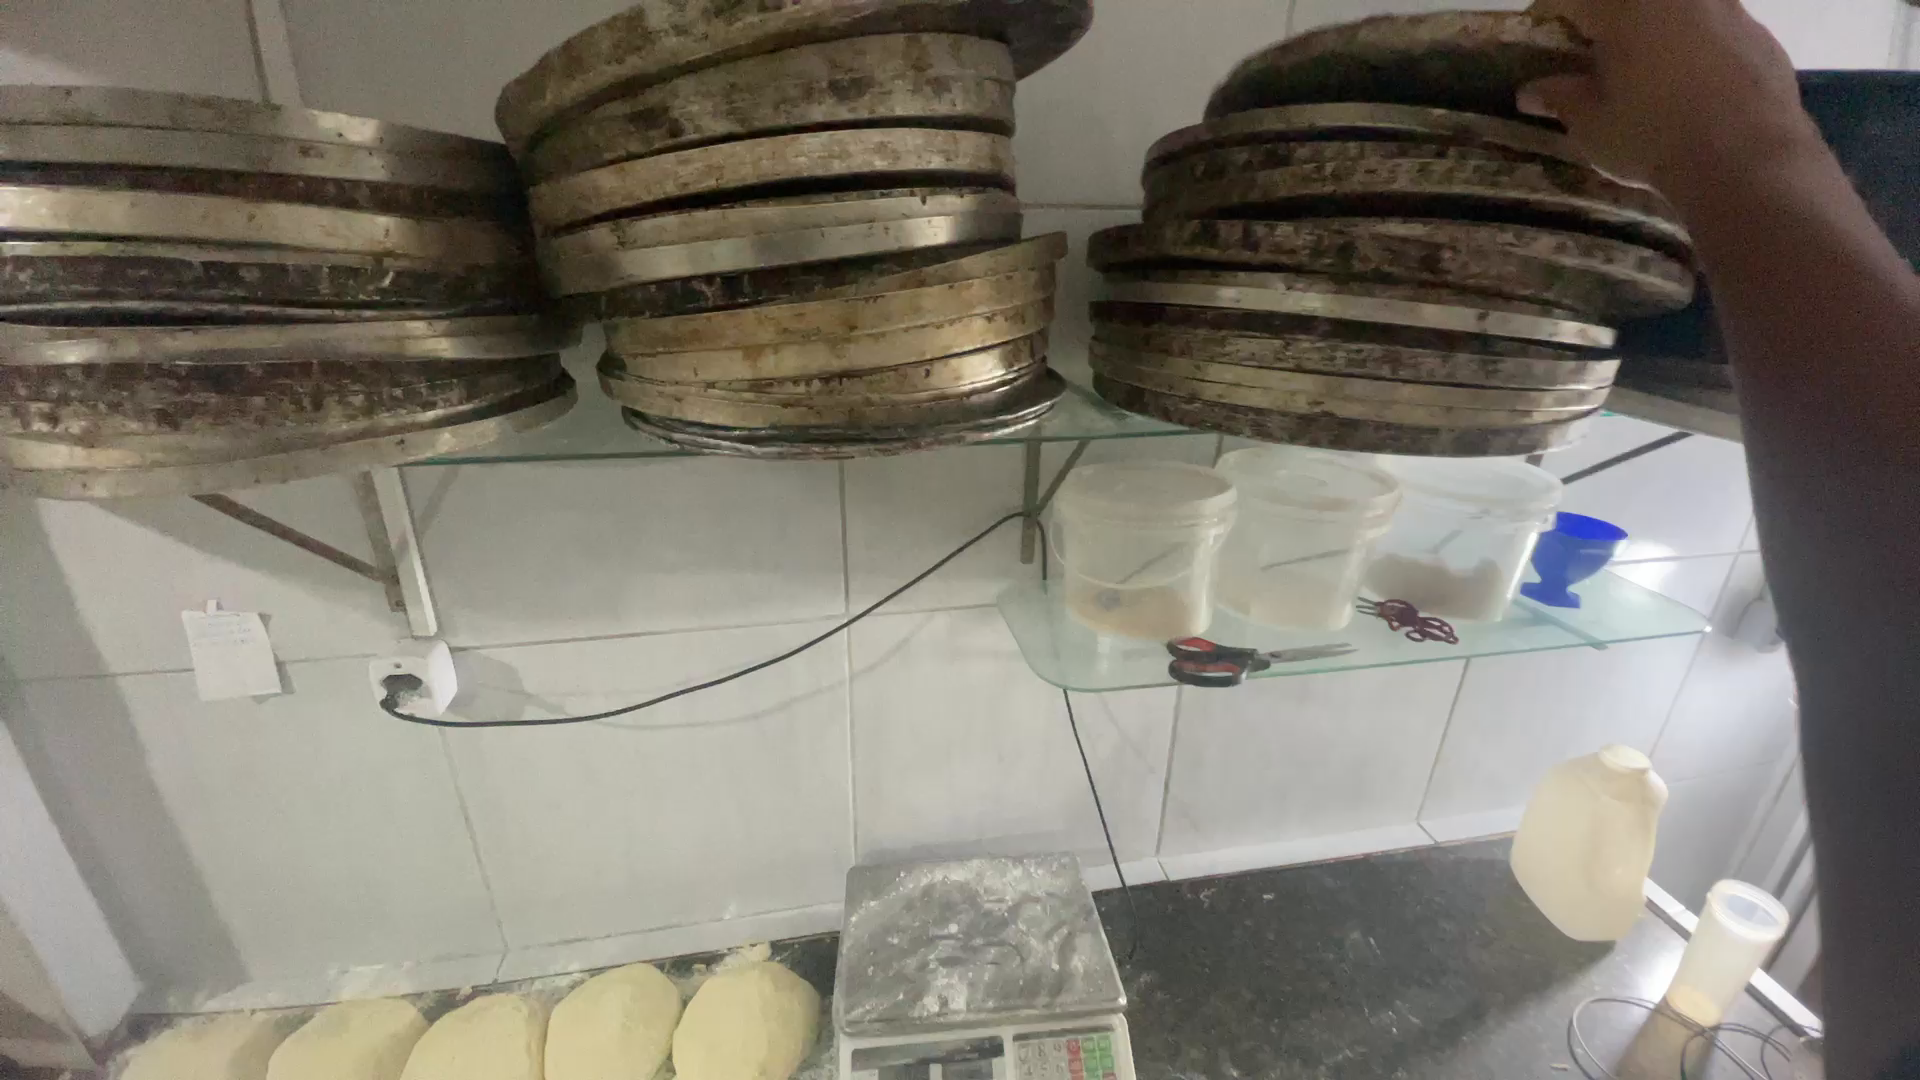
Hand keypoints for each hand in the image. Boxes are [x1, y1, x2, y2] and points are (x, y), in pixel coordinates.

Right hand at [1519, 0, 1825, 207]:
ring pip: (1672, 10)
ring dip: (1646, 30)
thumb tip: (1530, 91)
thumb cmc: (1647, 134)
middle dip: (1602, 21)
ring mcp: (1724, 6)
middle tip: (1584, 54)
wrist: (1739, 150)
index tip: (1538, 34)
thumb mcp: (1588, 123)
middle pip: (1628, 4)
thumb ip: (1560, 98)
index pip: (1577, 2)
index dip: (1552, 15)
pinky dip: (1682, 41)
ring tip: (1631, 69)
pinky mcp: (1754, 28)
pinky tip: (1675, 82)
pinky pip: (1707, 22)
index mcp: (1629, 12)